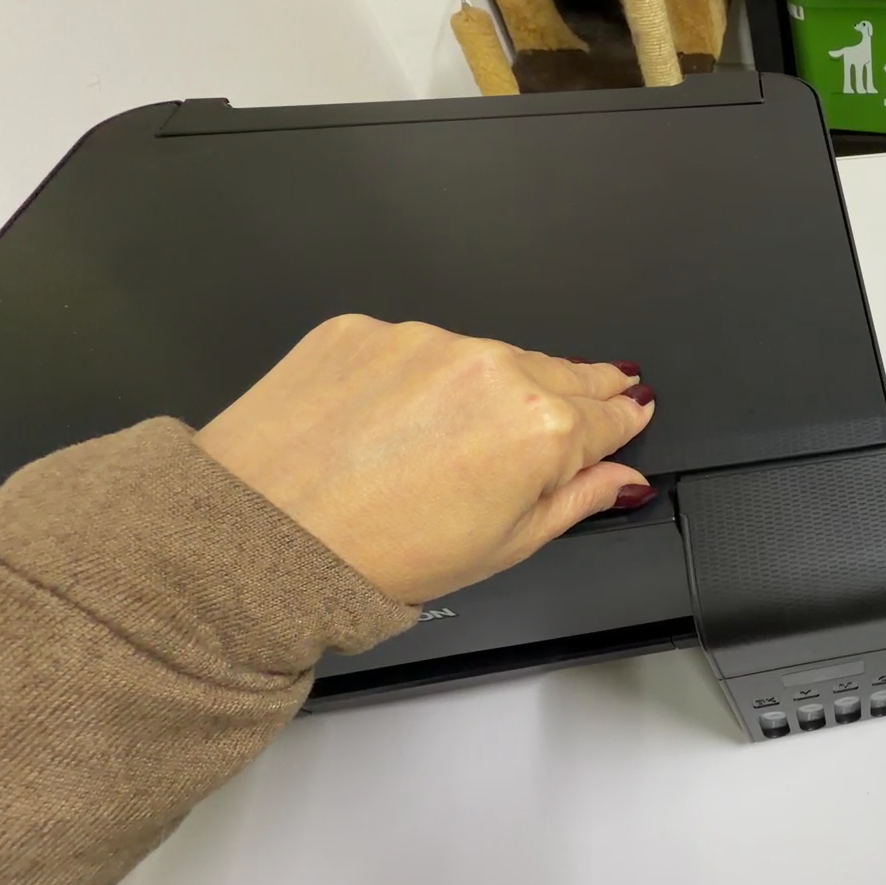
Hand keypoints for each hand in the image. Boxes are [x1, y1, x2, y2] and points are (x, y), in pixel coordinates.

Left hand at [195, 315, 655, 603]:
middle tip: (600, 390)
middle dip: (585, 389)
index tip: (633, 409)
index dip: (626, 417)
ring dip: (505, 381)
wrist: (251, 538)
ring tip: (477, 424)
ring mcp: (430, 343)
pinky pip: (426, 346)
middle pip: (567, 373)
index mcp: (546, 430)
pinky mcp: (368, 329)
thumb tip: (626, 477)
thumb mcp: (511, 542)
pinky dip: (431, 373)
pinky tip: (410, 412)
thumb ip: (583, 498)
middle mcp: (499, 371)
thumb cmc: (386, 555)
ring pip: (499, 356)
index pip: (612, 414)